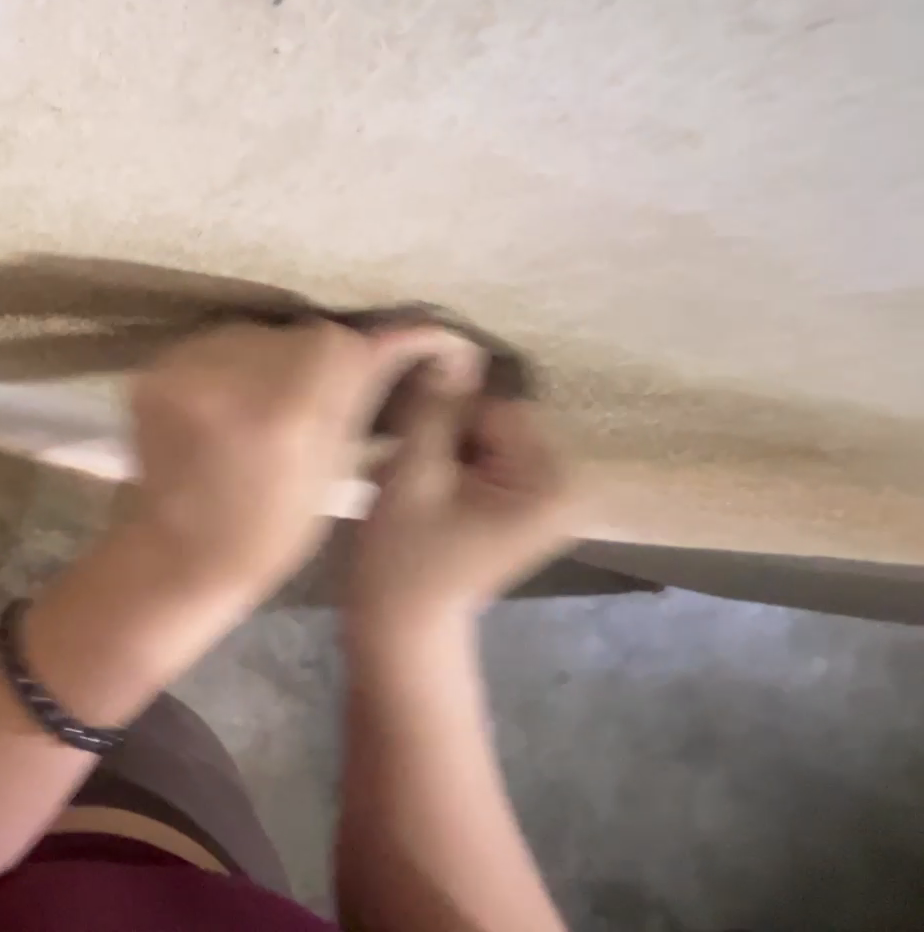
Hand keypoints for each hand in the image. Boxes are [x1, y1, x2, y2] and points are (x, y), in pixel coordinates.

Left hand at [126, 320, 481, 597]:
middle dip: (303, 360)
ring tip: (253, 406)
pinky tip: (220, 405)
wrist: (181, 549)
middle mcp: (233, 380)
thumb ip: (360, 391)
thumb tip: (408, 332)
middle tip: (296, 403)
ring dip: (260, 359)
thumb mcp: (333, 465)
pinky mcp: (152, 375)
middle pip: (290, 336)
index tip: (349, 381)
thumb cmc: (273, 526)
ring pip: (246, 335)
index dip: (348, 358)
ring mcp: (184, 374)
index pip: (335, 341)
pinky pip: (205, 349)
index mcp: (289, 409)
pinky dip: (220, 368)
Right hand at [349, 369, 580, 623]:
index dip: (445, 417)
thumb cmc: (403, 557)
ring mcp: (546, 498)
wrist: (401, 624)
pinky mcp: (522, 506)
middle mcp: (567, 484)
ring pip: (483, 436)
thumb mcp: (411, 477)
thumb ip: (432, 410)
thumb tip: (447, 344)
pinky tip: (423, 493)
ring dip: (441, 447)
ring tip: (410, 485)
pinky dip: (448, 465)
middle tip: (406, 471)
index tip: (409, 449)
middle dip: (444, 433)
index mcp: (554, 480)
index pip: (498, 407)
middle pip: (495, 419)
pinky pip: (483, 458)